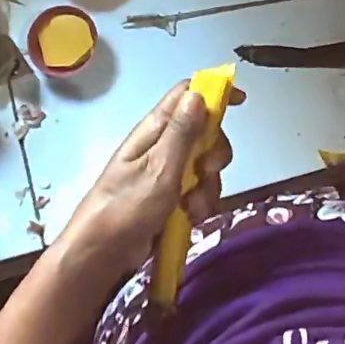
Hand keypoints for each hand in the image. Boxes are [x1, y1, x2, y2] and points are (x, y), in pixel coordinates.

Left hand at [52, 82, 240, 282]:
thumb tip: (198, 94)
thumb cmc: (127, 206)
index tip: (240, 102)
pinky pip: (198, 191)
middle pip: (204, 133)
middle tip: (204, 171)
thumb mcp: (159, 167)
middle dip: (214, 153)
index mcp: (154, 129)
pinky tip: (189, 218)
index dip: (213, 92)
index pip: (186, 95)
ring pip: (204, 167)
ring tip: (190, 206)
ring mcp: (165, 171)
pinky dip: (200, 204)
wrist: (104, 251)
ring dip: (207, 187)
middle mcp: (161, 145)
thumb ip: (181, 132)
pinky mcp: (169, 196)